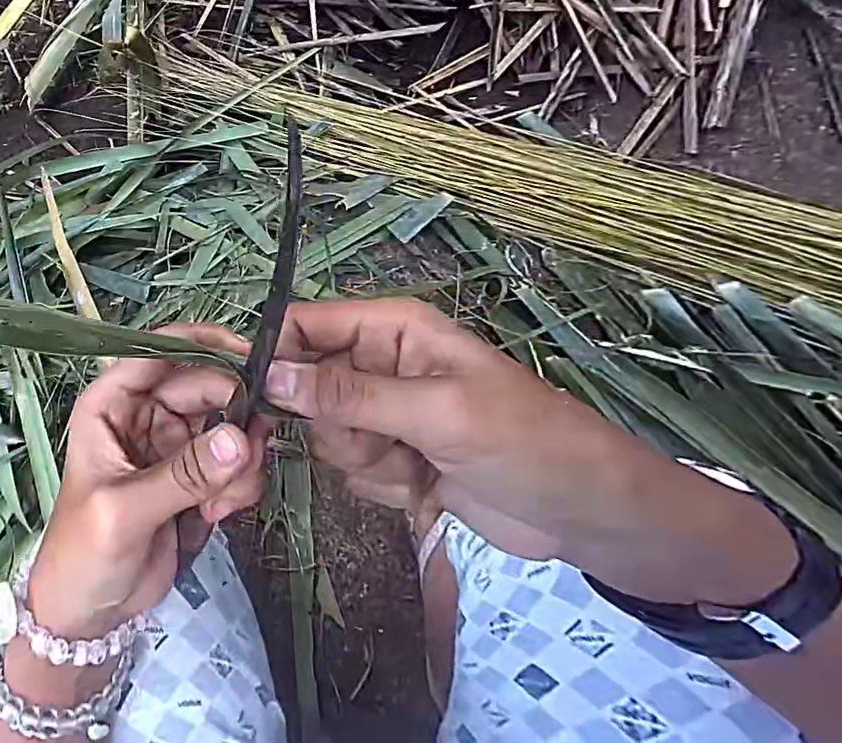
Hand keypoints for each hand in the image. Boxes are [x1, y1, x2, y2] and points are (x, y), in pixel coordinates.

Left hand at [26, 325, 271, 638]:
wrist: (91, 614)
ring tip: (223, 501)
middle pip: (205, 384)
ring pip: (227, 421)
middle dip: (234, 412)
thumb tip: (240, 438)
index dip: (203, 343)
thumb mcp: (126, 511)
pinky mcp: (197, 472)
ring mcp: (174, 441)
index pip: (157, 350)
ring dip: (240, 456)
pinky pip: (235, 458)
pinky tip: (218, 513)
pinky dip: (240, 481)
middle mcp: (145, 411)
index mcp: (111, 402)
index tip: (249, 355)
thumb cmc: (85, 552)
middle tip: (252, 449)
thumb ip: (184, 474)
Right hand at [264, 298, 794, 604]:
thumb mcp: (437, 411)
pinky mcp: (390, 453)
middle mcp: (377, 361)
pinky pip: (349, 465)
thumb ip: (350, 392)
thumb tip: (270, 373)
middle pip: (307, 384)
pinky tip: (425, 484)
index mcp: (389, 327)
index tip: (252, 393)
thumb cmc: (525, 442)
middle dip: (338, 422)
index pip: (306, 324)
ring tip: (418, 462)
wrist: (589, 517)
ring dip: (364, 457)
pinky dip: (381, 482)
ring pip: (326, 432)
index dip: (274, 352)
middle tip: (382, 440)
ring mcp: (382, 410)